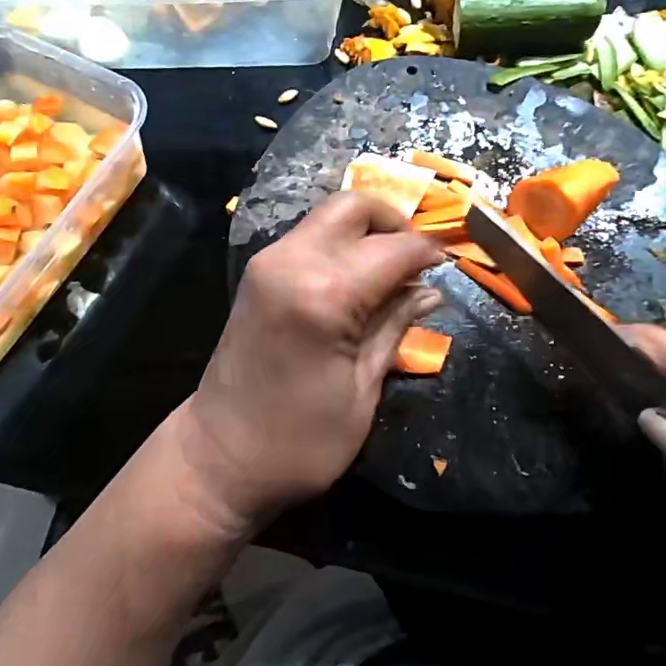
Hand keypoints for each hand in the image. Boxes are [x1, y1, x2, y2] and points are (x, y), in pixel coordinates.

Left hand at [178, 192, 441, 530]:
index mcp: (325, 295)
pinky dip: (343, 242)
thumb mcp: (363, 390)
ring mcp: (270, 262)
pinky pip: (312, 235)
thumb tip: (430, 291)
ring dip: (368, 231)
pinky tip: (360, 280)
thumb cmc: (300, 442)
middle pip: (356, 206)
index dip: (429, 254)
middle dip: (395, 223)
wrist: (218, 459)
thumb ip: (395, 327)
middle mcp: (293, 262)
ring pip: (332, 213)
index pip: (396, 248)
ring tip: (392, 273)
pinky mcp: (259, 272)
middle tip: (416, 262)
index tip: (448, 267)